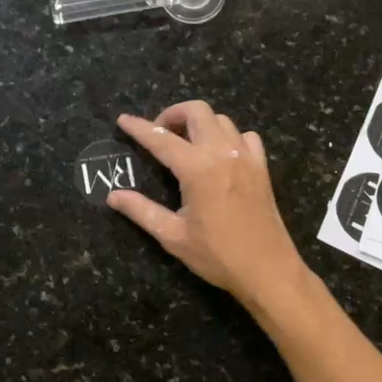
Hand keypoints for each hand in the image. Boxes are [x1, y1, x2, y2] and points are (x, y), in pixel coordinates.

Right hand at [107, 101, 310, 306]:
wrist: (269, 271)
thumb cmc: (218, 256)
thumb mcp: (173, 236)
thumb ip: (141, 211)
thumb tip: (113, 196)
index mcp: (197, 170)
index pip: (161, 138)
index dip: (139, 127)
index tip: (123, 119)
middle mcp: (222, 154)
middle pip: (197, 111)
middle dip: (173, 114)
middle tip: (159, 134)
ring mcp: (246, 158)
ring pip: (221, 120)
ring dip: (199, 123)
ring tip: (186, 144)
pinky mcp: (261, 168)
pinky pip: (245, 136)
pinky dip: (228, 137)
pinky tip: (219, 155)